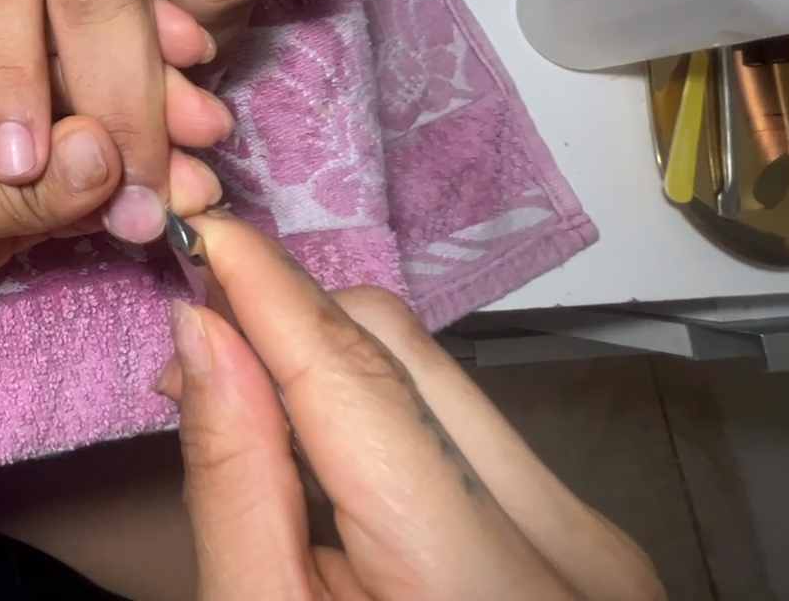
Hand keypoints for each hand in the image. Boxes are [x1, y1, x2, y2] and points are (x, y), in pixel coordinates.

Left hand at [0, 0, 232, 408]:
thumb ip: (14, 186)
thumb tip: (120, 155)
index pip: (27, 22)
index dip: (107, 34)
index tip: (193, 52)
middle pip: (56, 86)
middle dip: (131, 108)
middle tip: (208, 136)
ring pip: (63, 153)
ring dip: (129, 168)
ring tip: (197, 190)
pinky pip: (50, 209)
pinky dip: (100, 214)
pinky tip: (155, 216)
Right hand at [158, 213, 664, 600]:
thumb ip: (230, 471)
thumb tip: (198, 330)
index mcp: (482, 587)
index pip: (352, 375)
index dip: (266, 285)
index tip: (202, 224)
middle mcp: (572, 545)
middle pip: (397, 345)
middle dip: (280, 310)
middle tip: (191, 343)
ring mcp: (597, 542)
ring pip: (428, 366)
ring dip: (314, 347)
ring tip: (238, 391)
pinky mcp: (586, 539)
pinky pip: (453, 413)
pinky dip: (362, 392)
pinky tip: (310, 432)